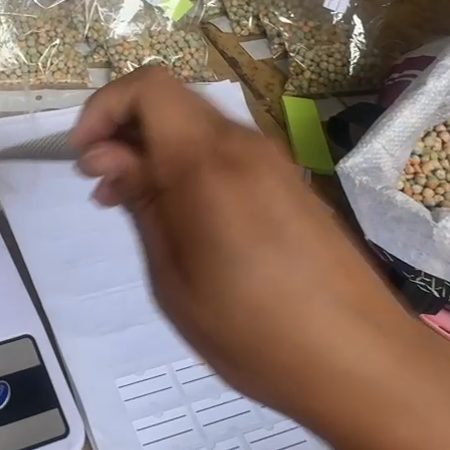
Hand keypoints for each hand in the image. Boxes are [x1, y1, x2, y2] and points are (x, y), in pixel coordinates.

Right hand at [70, 67, 408, 413]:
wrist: (367, 364)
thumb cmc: (255, 331)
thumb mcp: (173, 275)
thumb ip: (140, 202)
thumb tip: (105, 155)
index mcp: (208, 162)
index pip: (147, 86)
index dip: (104, 107)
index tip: (83, 157)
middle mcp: (242, 145)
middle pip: (169, 99)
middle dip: (123, 129)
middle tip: (101, 186)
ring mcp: (271, 161)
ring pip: (195, 123)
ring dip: (153, 149)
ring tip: (133, 206)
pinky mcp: (287, 182)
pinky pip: (224, 150)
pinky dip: (188, 163)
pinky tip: (181, 217)